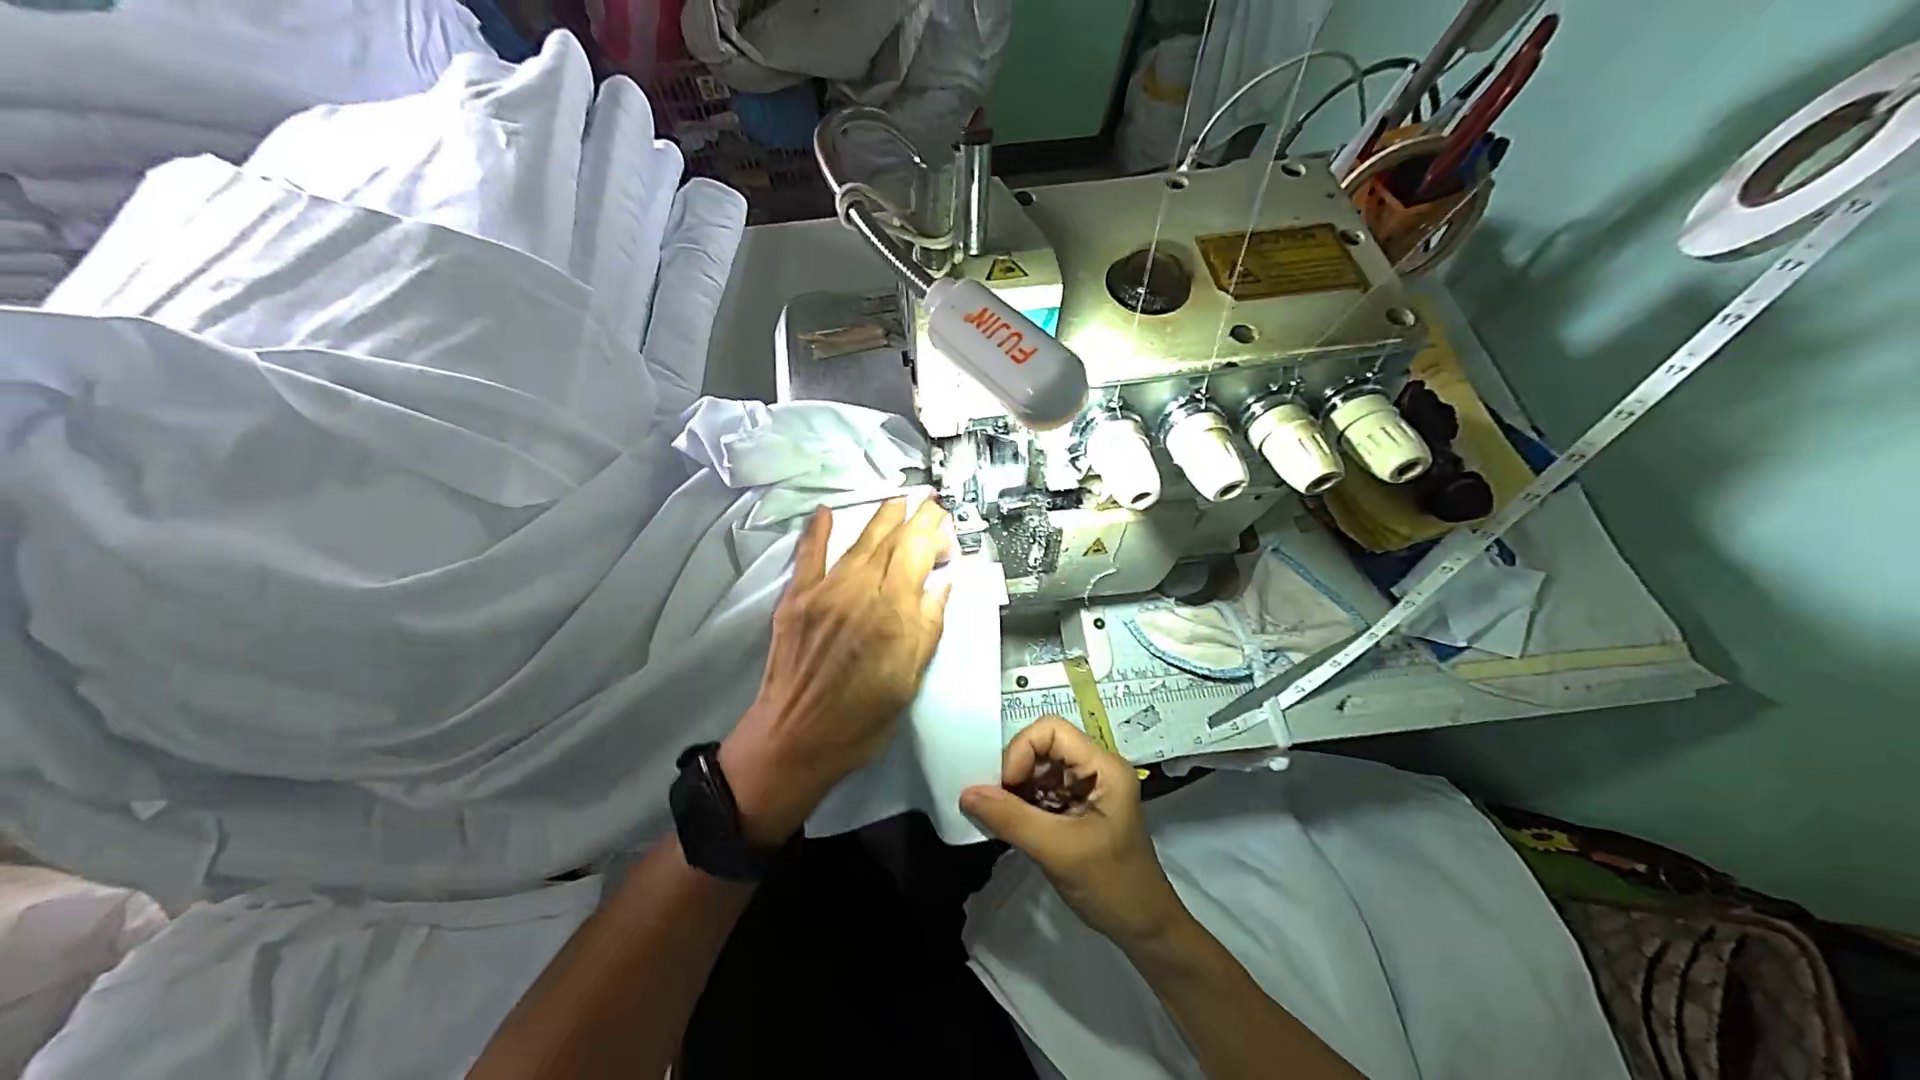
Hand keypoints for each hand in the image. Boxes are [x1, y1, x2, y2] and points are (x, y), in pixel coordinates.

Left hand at [720, 499, 951, 844]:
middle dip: (912, 519)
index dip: (932, 530)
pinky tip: (825, 513)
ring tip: (895, 503)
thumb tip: (941, 587)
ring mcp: (824, 593)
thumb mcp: (910, 680)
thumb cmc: (860, 721)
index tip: (943, 521)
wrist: (796, 739)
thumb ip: (928, 628)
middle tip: (927, 508)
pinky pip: (809, 556)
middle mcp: (859, 594)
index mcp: (894, 614)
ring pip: (857, 543)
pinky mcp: (796, 600)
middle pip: (890, 541)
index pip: (917, 551)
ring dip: (879, 519)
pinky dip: (818, 532)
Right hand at [960, 716, 1189, 947]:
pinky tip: (1007, 826)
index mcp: (1103, 767)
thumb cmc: (1111, 884)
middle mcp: (1093, 769)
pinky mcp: (1071, 810)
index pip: (1052, 730)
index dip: (1022, 750)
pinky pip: (1037, 793)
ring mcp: (1082, 790)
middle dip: (1013, 772)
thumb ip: (1012, 819)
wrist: (1143, 929)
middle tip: (995, 806)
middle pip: (1041, 747)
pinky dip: (1018, 806)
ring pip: (1035, 771)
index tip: (1006, 788)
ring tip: (999, 819)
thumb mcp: (1059, 851)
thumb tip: (966, 794)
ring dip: (1013, 791)